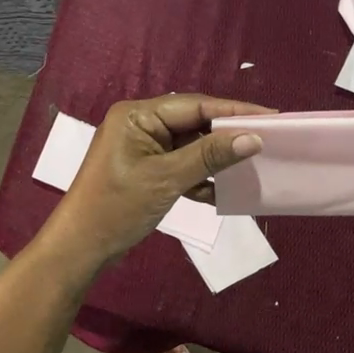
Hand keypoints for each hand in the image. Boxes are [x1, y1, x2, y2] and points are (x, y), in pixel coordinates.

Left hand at [35, 94, 274, 269]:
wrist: (81, 247)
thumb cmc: (117, 207)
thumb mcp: (166, 179)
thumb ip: (209, 156)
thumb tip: (253, 138)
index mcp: (137, 115)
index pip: (195, 105)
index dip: (234, 111)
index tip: (272, 117)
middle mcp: (139, 125)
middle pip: (194, 123)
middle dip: (227, 134)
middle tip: (269, 140)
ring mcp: (141, 149)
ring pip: (190, 146)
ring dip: (216, 159)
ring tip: (253, 165)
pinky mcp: (145, 171)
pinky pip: (180, 166)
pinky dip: (200, 177)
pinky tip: (224, 191)